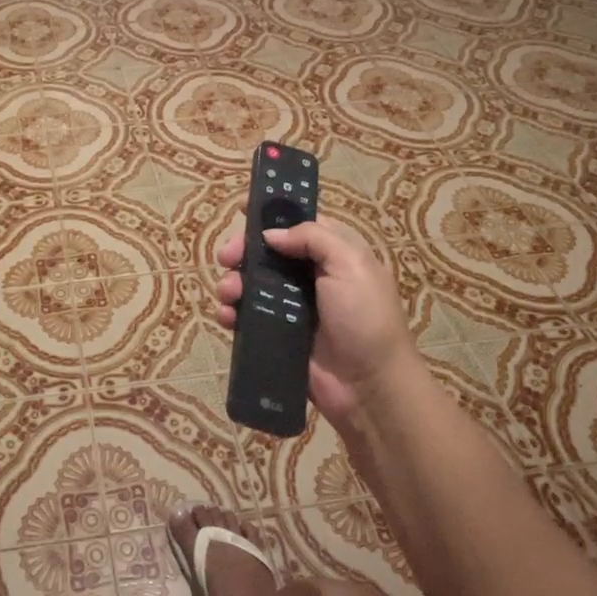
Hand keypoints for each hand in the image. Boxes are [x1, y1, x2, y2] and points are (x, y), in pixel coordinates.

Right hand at [215, 219, 415, 430]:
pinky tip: (227, 317)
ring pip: (252, 283)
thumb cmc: (364, 318)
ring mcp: (293, 306)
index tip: (239, 209)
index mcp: (334, 253)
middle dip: (243, 251)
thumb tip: (270, 235)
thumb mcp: (349, 264)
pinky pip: (248, 317)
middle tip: (226, 258)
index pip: (297, 224)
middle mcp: (312, 275)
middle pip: (267, 252)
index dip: (270, 216)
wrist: (370, 387)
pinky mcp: (279, 334)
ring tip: (228, 293)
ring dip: (233, 283)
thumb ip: (312, 238)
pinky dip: (233, 313)